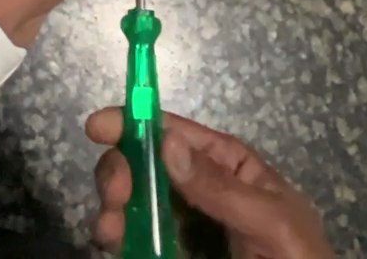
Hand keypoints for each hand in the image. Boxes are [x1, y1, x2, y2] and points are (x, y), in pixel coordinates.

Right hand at [86, 108, 334, 258]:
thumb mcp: (270, 220)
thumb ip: (220, 185)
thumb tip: (166, 140)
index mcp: (224, 163)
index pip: (173, 130)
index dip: (132, 120)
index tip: (96, 127)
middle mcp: (196, 186)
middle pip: (143, 162)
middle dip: (119, 169)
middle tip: (113, 195)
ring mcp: (182, 224)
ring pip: (132, 199)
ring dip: (112, 206)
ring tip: (109, 231)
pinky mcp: (171, 253)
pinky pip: (136, 236)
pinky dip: (119, 235)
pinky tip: (116, 242)